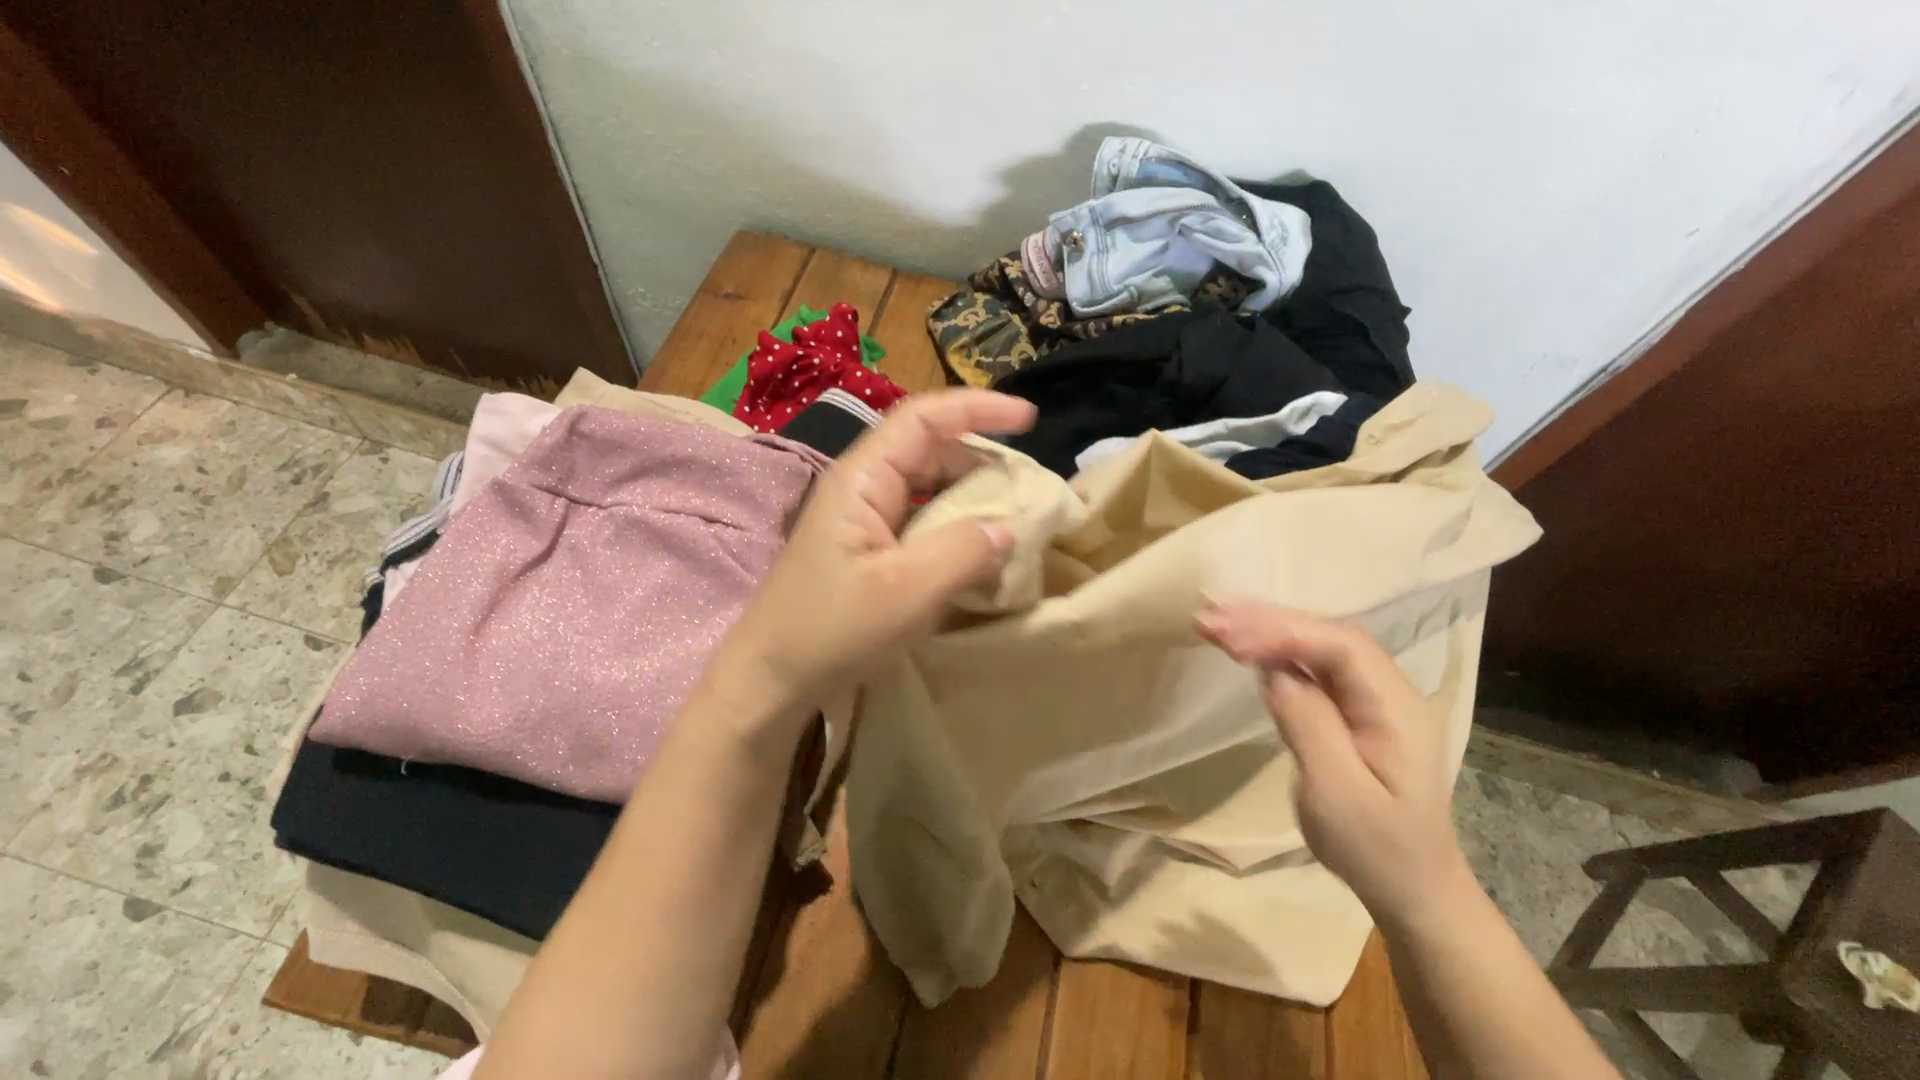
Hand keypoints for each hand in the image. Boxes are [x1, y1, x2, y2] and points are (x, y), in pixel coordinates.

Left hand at [711, 390, 1035, 732]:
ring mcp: (863, 520)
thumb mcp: (907, 592)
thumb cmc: (831, 630)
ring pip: (928, 486)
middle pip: (929, 448)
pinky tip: (980, 553)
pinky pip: (921, 521)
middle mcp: (862, 488)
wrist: (772, 679)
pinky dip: (956, 527)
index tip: (1029, 418)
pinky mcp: (869, 551)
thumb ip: (963, 552)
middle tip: (1027, 487)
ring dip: (971, 495)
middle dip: (981, 458)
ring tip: (1013, 518)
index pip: (923, 418)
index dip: (976, 409)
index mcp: (862, 479)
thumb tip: (1009, 528)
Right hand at [1194, 600, 1470, 924]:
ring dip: (1268, 629)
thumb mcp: (1337, 795)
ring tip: (1215, 620)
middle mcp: (1388, 692)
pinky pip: (1314, 667)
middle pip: (1328, 636)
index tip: (1230, 638)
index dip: (1284, 633)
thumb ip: (1309, 726)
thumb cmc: (1376, 849)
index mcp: (1395, 709)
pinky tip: (1245, 647)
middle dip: (1268, 620)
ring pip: (1319, 646)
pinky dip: (1276, 651)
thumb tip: (1273, 672)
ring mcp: (1373, 700)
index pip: (1340, 647)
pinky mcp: (1355, 712)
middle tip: (1209, 614)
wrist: (1413, 889)